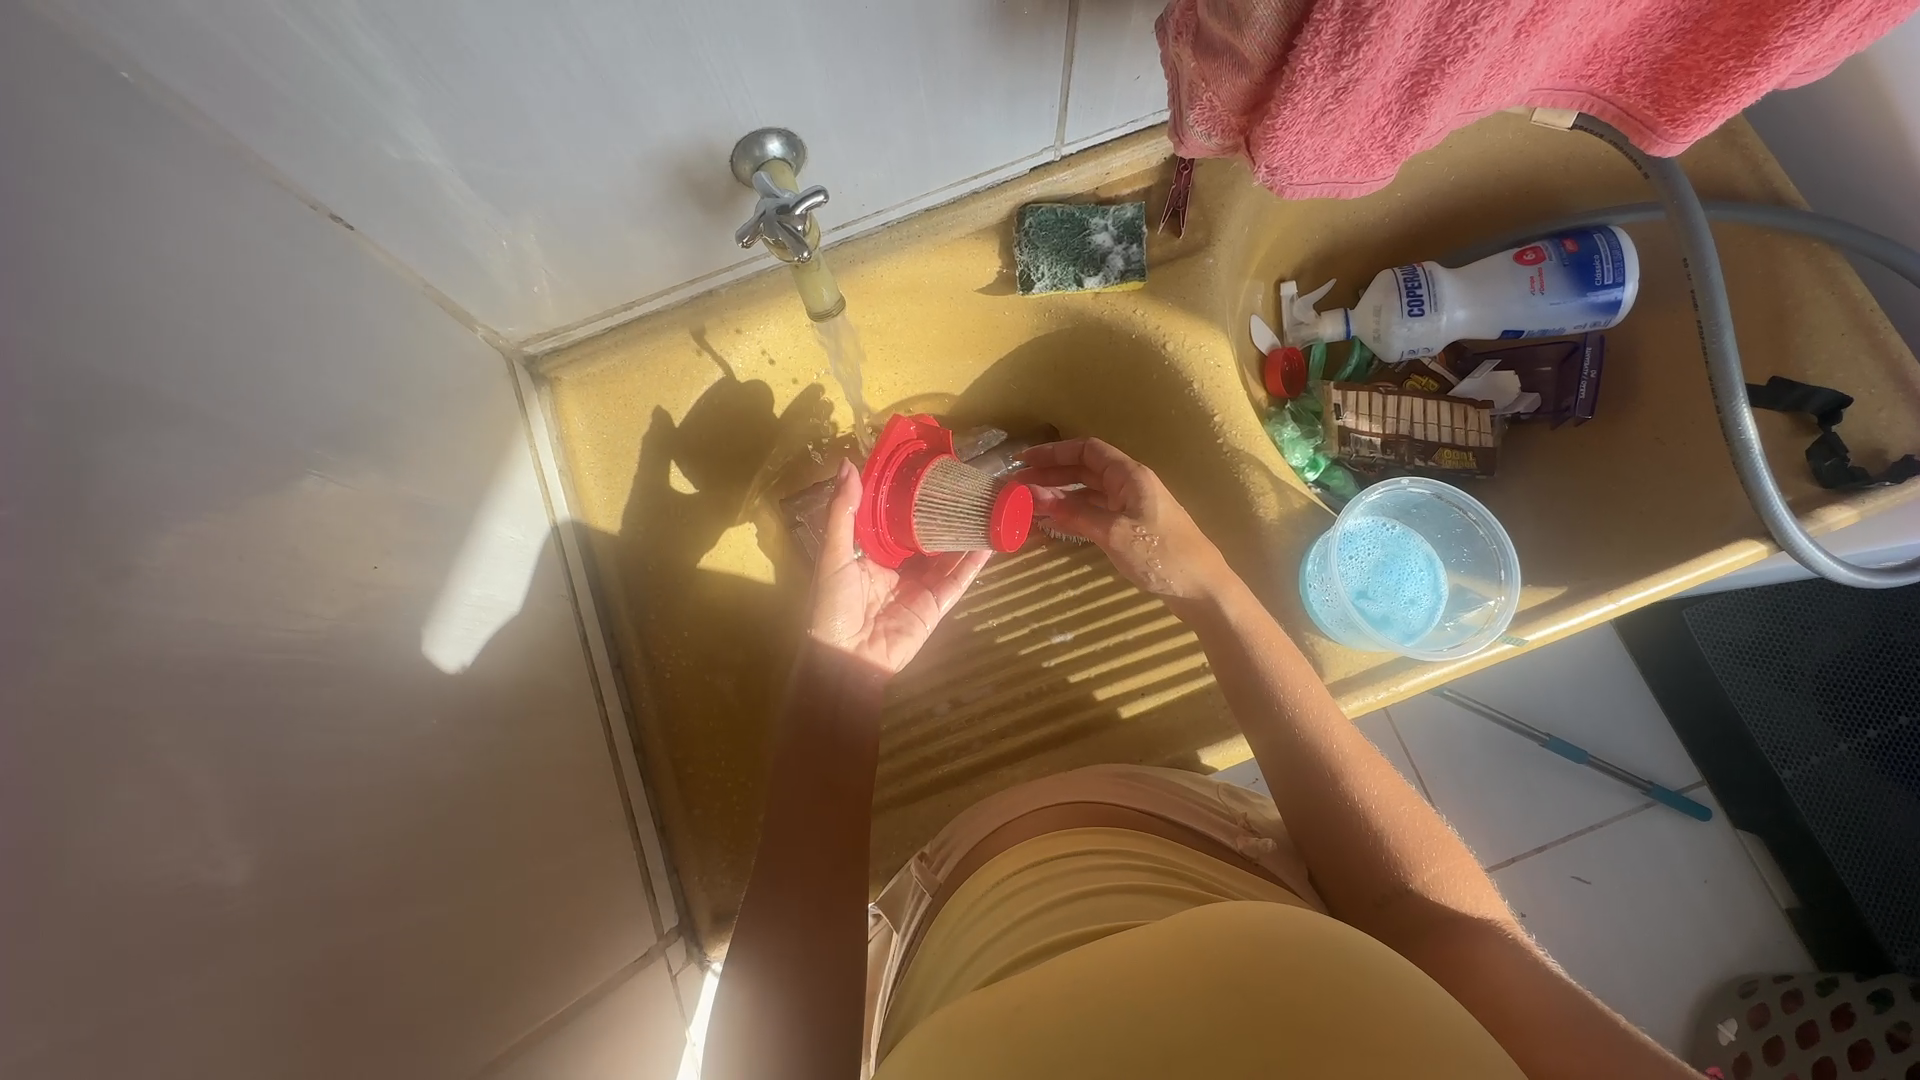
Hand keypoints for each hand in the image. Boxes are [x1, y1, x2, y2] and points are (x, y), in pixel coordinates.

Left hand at [807, 459, 990, 676]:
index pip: (895, 522)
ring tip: (984, 507)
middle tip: (963, 486)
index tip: (926, 474)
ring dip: (964, 535)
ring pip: (947, 557)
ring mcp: (919, 588)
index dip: (910, 500)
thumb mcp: (833, 553)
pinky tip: (989, 541)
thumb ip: (843, 511)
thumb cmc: (833, 606)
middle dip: (943, 516)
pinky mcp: (936, 606)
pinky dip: (973, 562)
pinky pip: (958, 581)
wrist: (846, 658)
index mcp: (870, 556)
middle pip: (926, 538)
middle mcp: (897, 569)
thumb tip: (847, 464)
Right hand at [1017, 438, 1235, 604]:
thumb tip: (1033, 495)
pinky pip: (1093, 513)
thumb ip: (1074, 513)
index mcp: (1130, 476)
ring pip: (1086, 493)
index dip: (1054, 452)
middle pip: (1083, 471)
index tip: (1024, 461)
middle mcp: (1129, 485)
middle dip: (1049, 475)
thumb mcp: (1114, 533)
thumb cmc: (1162, 556)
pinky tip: (1051, 523)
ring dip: (1057, 496)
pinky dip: (1071, 515)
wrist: (1201, 589)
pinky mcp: (1130, 529)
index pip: (1087, 450)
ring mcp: (1130, 508)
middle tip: (1016, 487)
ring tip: (1026, 505)